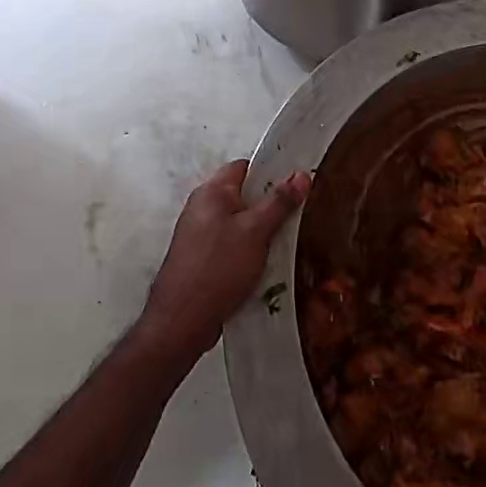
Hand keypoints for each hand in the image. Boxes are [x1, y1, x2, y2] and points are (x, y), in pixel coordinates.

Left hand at [135, 160, 309, 360]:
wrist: (184, 319)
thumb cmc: (219, 268)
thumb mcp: (256, 231)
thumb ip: (279, 202)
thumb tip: (301, 174)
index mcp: (211, 193)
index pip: (244, 167)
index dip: (271, 172)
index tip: (298, 185)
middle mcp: (202, 208)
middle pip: (244, 196)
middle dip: (271, 204)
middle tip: (299, 214)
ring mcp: (201, 235)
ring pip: (241, 223)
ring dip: (263, 231)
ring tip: (289, 240)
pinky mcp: (204, 259)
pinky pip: (234, 245)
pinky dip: (252, 250)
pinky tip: (269, 263)